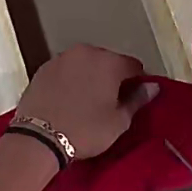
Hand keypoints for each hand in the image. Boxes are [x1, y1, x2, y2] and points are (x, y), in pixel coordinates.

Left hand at [14, 44, 159, 158]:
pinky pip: (66, 71)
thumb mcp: (119, 121)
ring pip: (85, 64)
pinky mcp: (42, 69)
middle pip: (108, 60)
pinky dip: (71, 80)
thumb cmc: (85, 130)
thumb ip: (138, 99)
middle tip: (113, 100)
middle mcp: (85, 52)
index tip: (136, 97)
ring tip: (89, 100)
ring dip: (91, 76)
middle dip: (113, 76)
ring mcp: (61, 58)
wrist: (38, 138)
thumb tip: (152, 86)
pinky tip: (70, 99)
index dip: (139, 81)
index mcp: (109, 62)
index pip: (134, 65)